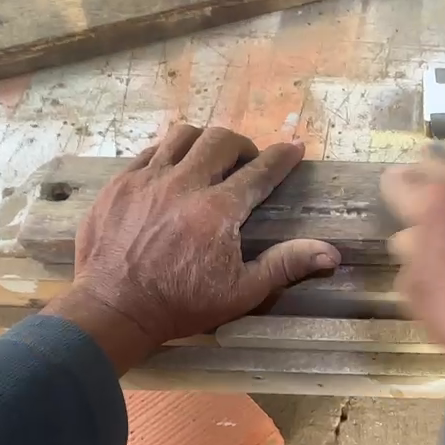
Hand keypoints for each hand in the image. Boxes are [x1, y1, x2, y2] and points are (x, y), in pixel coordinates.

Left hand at [45, 123, 338, 372]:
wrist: (112, 309)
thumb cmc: (183, 305)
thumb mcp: (243, 291)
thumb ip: (286, 265)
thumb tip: (331, 253)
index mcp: (218, 211)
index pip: (259, 171)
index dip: (282, 157)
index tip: (295, 147)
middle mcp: (184, 185)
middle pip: (221, 140)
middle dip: (242, 146)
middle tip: (247, 164)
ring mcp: (146, 179)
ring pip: (183, 135)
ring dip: (205, 143)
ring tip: (210, 162)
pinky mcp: (119, 183)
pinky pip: (150, 151)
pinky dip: (170, 153)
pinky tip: (175, 174)